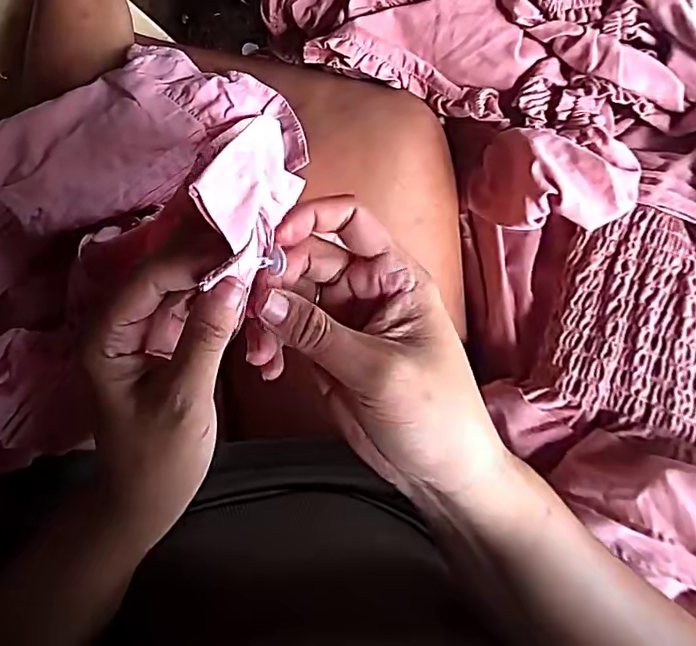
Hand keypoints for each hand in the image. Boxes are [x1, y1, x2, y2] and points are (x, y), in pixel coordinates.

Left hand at [82, 225, 248, 550]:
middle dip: (198, 255)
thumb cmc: (156, 460)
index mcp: (105, 334)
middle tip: (244, 234)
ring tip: (247, 248)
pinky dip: (210, 293)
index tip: (231, 242)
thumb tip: (232, 282)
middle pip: (157, 274)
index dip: (187, 258)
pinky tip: (237, 279)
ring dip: (208, 269)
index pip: (146, 281)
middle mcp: (115, 322)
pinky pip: (184, 304)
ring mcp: (137, 328)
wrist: (143, 500)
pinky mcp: (158, 337)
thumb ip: (206, 337)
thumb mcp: (184, 400)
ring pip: (173, 284)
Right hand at [255, 196, 510, 497]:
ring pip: (285, 291)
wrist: (444, 479)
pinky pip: (280, 325)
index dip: (310, 217)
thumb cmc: (439, 417)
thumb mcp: (379, 370)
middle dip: (273, 276)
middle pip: (304, 255)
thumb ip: (317, 332)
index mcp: (393, 276)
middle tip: (252, 303)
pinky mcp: (319, 343)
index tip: (275, 236)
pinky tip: (266, 363)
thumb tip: (264, 298)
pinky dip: (266, 339)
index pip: (350, 220)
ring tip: (259, 347)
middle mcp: (362, 287)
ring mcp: (338, 315)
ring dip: (263, 313)